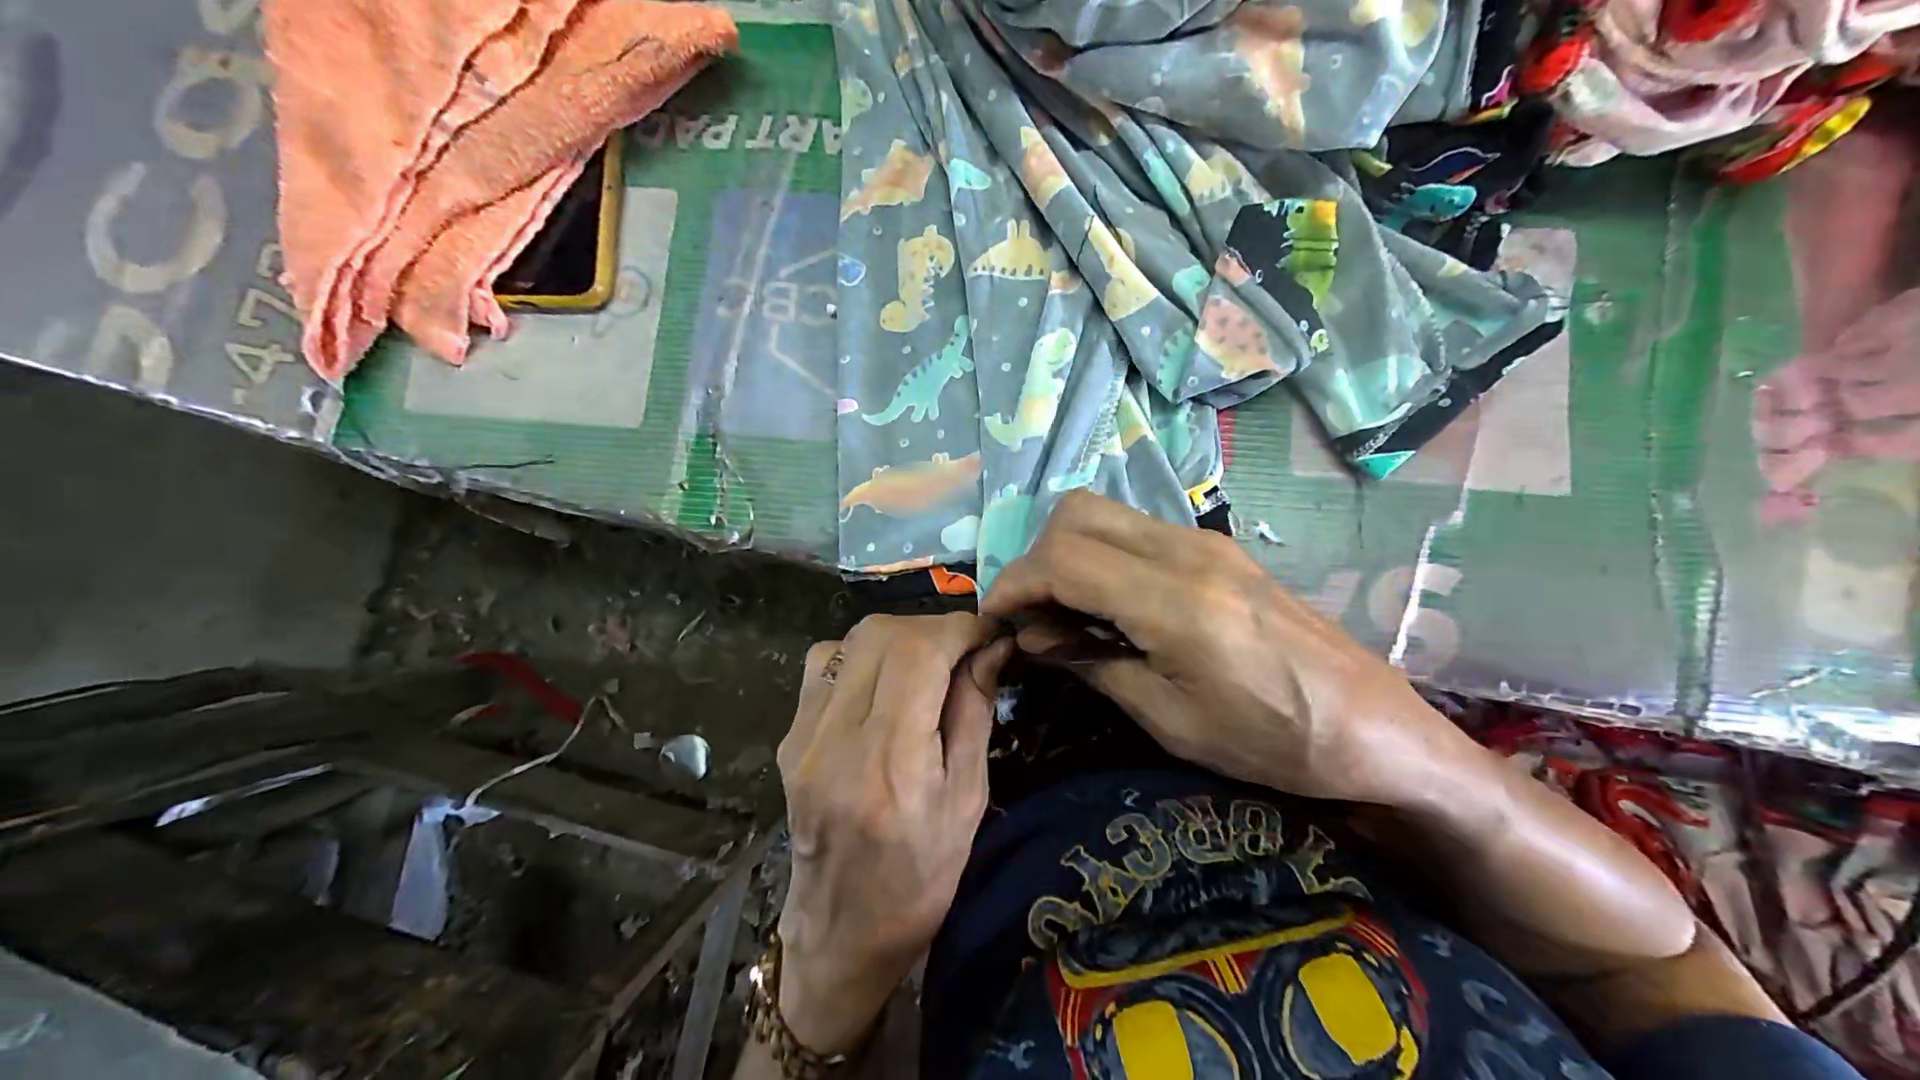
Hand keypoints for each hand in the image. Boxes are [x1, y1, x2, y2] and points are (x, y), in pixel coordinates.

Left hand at [774, 613, 1011, 1054]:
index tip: (990, 633)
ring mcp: (803, 737)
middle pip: (881, 635)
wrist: (843, 929)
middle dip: (933, 628)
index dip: (961, 628)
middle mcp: (836, 739)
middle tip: (963, 648)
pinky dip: (860, 655)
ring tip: (926, 663)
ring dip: (897, 637)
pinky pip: (823, 664)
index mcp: (891, 763)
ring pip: (849, 640)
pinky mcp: (789, 738)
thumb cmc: (922, 877)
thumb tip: (991, 647)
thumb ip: (974, 713)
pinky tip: (882, 682)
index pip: (920, 652)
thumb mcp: (968, 800)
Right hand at [982, 490, 1469, 805]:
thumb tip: (1034, 635)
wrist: (1373, 728)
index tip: (996, 620)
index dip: (1015, 585)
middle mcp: (1188, 551)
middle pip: (1077, 513)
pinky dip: (1101, 554)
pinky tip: (1108, 603)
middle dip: (1036, 558)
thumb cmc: (1271, 741)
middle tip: (1031, 614)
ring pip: (1105, 513)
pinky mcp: (1219, 548)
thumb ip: (1092, 664)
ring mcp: (1207, 542)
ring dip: (1068, 552)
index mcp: (1176, 601)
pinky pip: (1136, 529)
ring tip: (1063, 611)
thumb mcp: (1169, 719)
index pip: (1063, 559)